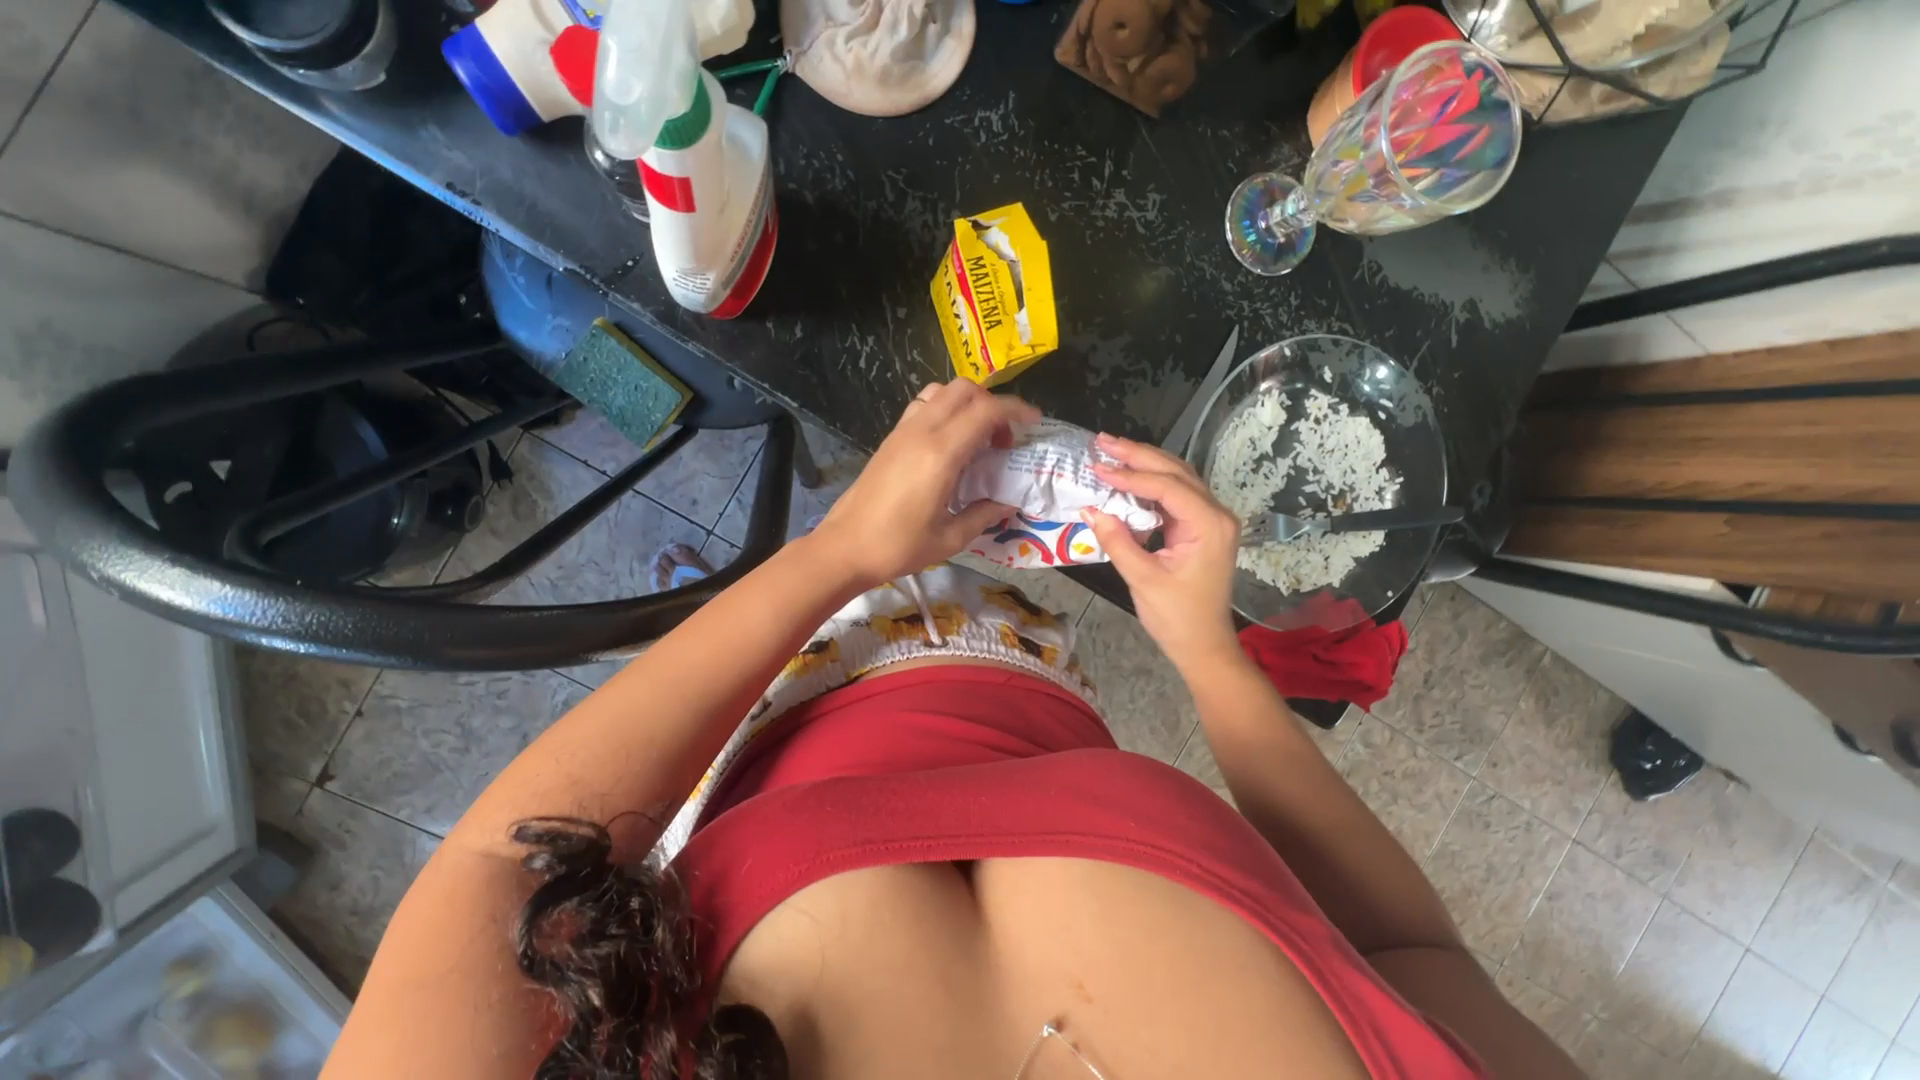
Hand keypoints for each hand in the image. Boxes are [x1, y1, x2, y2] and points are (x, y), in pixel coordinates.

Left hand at [812, 381, 1039, 587]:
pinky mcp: (890, 439)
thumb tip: (1008, 502)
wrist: (845, 547)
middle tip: (1003, 438)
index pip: (986, 410)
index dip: (1015, 410)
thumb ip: (984, 514)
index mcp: (941, 454)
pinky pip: (923, 406)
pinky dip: (945, 411)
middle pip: (964, 389)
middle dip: (993, 403)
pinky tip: (950, 445)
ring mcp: (902, 432)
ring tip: (977, 437)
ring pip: (941, 392)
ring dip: (966, 403)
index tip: (1034, 422)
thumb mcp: (950, 538)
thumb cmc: (898, 547)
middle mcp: (921, 432)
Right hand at [1081, 433, 1241, 670]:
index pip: (1167, 486)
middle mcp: (1216, 515)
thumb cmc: (1177, 617)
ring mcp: (1211, 520)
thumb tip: (1090, 508)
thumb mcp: (1143, 579)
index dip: (1131, 474)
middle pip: (1175, 472)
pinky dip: (1150, 484)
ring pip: (1177, 479)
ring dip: (1144, 463)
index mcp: (1209, 525)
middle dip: (1138, 455)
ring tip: (1111, 450)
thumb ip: (1117, 541)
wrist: (1203, 645)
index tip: (1098, 466)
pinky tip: (1127, 476)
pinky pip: (1175, 496)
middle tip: (1102, 441)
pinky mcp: (1201, 528)